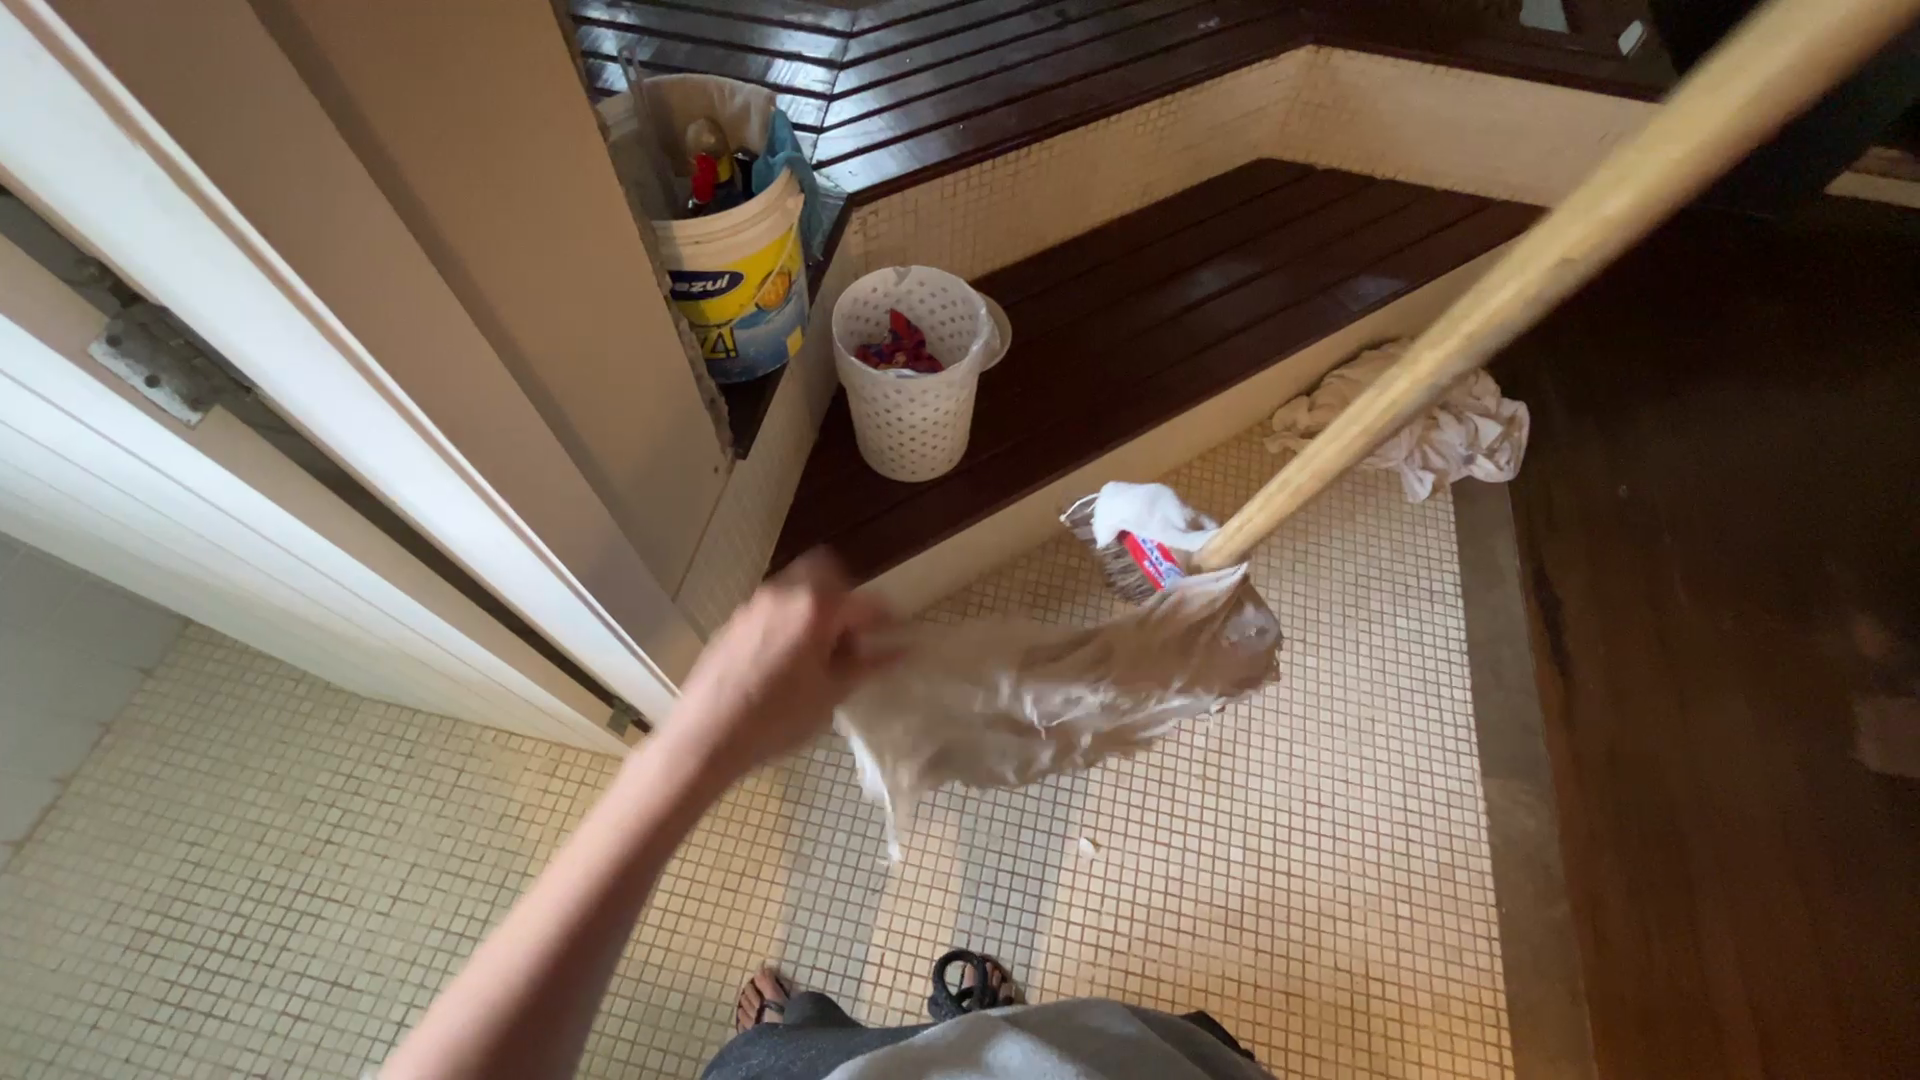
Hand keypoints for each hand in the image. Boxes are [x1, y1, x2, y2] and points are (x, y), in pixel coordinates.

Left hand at [655, 551, 895, 783]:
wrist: (705, 737)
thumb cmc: (777, 719)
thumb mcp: (832, 694)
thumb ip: (870, 664)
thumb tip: (903, 650)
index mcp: (816, 608)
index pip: (865, 601)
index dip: (885, 618)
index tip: (894, 635)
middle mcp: (785, 594)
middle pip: (826, 573)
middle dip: (845, 599)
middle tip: (852, 636)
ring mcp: (754, 605)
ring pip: (797, 589)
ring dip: (816, 609)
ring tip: (820, 653)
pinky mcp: (734, 622)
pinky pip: (773, 608)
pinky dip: (790, 621)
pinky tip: (787, 663)